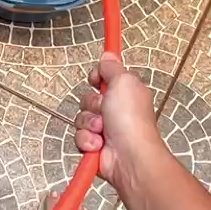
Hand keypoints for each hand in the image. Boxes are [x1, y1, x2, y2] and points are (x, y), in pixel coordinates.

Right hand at [74, 52, 166, 192]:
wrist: (129, 155)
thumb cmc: (132, 121)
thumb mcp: (123, 82)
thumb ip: (112, 68)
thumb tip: (108, 54)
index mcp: (125, 93)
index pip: (103, 79)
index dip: (97, 78)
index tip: (96, 80)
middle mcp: (116, 111)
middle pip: (88, 98)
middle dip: (92, 104)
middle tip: (104, 110)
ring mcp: (105, 129)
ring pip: (81, 118)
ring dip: (89, 124)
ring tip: (102, 130)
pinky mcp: (95, 145)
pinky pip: (79, 136)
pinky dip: (87, 140)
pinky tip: (99, 144)